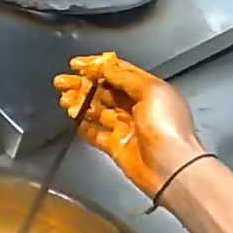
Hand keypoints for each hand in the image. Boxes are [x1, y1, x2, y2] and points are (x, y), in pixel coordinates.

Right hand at [54, 53, 206, 194]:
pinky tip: (71, 117)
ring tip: (62, 99)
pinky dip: (83, 125)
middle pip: (105, 90)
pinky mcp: (116, 146)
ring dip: (80, 102)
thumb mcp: (150, 91)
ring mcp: (126, 127)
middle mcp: (137, 107)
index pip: (119, 72)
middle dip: (83, 84)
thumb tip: (105, 66)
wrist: (171, 167)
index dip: (97, 66)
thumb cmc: (165, 125)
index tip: (76, 64)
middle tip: (61, 81)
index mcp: (149, 90)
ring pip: (98, 110)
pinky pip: (96, 133)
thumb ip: (125, 77)